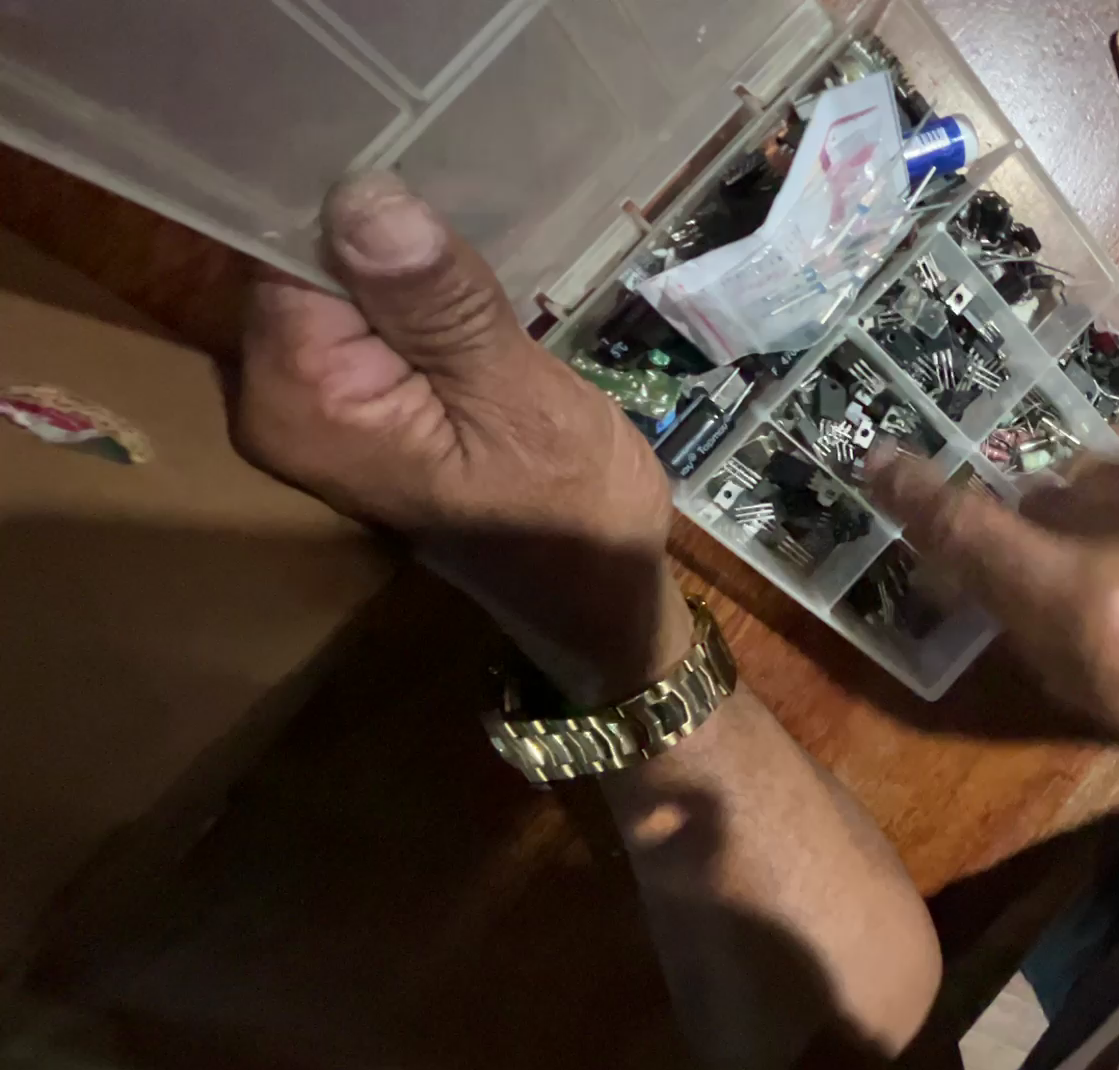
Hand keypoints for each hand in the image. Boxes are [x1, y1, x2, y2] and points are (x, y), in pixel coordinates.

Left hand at [234, 171, 688, 705]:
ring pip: (357, 294)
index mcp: (307, 402)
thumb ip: (448, 313)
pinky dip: (433, 312)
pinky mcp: (368, 412)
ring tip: (497, 300)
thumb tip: (369, 198)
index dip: (377, 225)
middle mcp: (284, 403)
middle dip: (408, 256)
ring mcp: (325, 410)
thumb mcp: (527, 404)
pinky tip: (485, 324)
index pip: (300, 254)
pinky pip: (381, 327)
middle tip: (496, 277)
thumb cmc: (578, 509)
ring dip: (428, 283)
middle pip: (319, 270)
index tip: (456, 229)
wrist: (601, 588)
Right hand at [867, 448, 1118, 794]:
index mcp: (1091, 602)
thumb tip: (966, 558)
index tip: (881, 463)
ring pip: (1100, 477)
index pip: (977, 531)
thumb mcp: (1086, 685)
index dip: (919, 497)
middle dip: (1044, 530)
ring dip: (1104, 512)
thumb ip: (1017, 615)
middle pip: (1041, 497)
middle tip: (1087, 571)